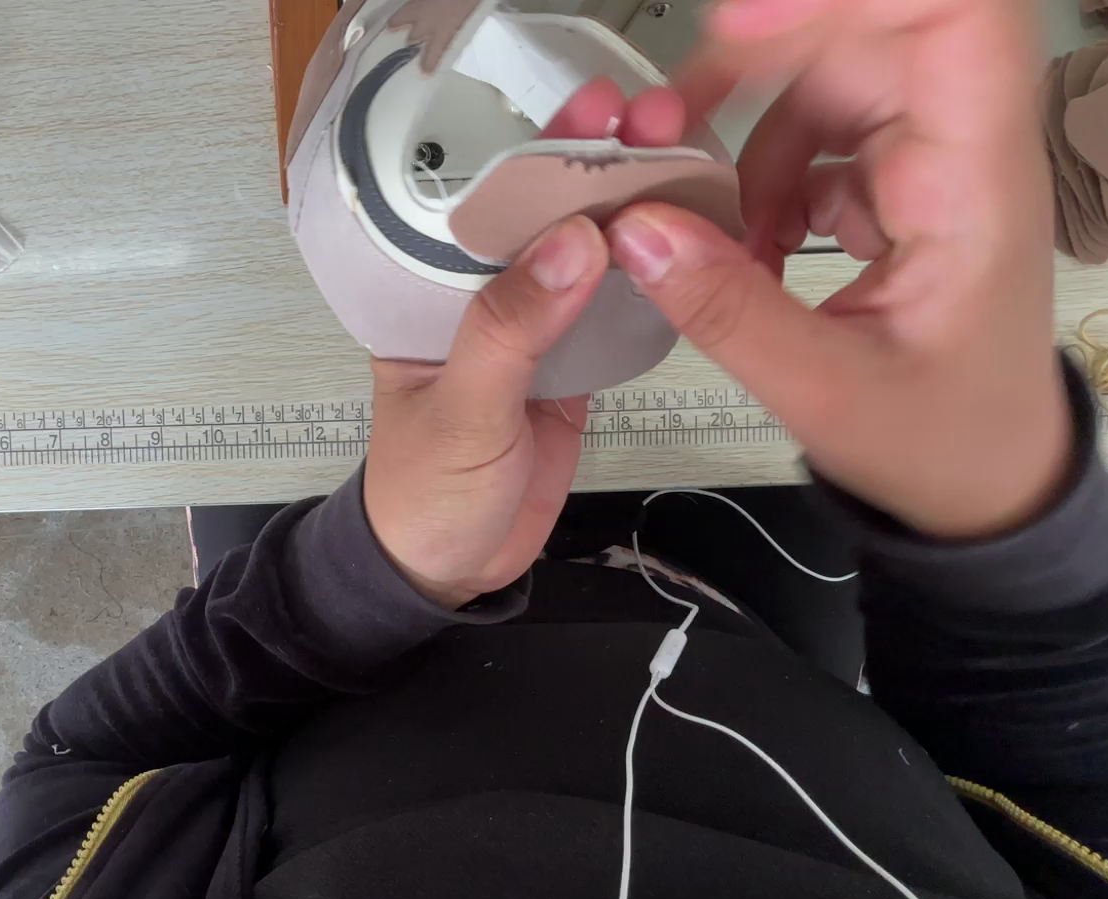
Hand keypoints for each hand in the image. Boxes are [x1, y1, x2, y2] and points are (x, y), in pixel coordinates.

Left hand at [363, 80, 683, 607]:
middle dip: (589, 171)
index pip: (478, 213)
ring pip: (580, 263)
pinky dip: (643, 286)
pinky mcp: (567, 372)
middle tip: (648, 125)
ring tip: (680, 161)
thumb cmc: (423, 495)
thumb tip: (572, 242)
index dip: (532, 159)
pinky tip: (683, 247)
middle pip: (537, 224)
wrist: (448, 568)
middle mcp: (478, 308)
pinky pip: (608, 316)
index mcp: (426, 303)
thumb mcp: (460, 415)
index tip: (586, 121)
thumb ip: (508, 332)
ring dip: (625, 217)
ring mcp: (530, 338)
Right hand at [608, 0, 1069, 538]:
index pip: (949, 15)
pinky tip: (749, 252)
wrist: (978, 482)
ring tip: (716, 236)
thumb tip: (638, 229)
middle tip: (670, 132)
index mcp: (974, 183)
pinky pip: (819, 154)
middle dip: (758, 73)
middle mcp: (958, 153)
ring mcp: (926, 173)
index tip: (730, 29)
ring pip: (832, 97)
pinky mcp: (896, 200)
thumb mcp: (817, 388)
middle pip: (866, 44)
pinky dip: (765, 190)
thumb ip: (725, 311)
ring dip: (753, 149)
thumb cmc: (930, 440)